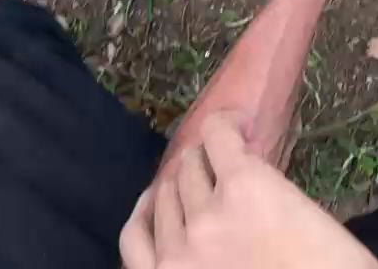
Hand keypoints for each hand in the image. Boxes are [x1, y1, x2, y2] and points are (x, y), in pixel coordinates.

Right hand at [120, 112, 377, 268]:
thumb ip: (199, 266)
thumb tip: (188, 240)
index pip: (134, 240)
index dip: (151, 215)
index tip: (166, 207)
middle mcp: (176, 257)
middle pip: (164, 194)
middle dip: (183, 183)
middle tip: (210, 177)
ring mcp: (207, 219)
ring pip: (187, 162)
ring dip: (204, 155)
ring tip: (227, 154)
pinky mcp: (243, 184)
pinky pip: (217, 135)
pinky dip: (225, 122)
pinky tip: (242, 124)